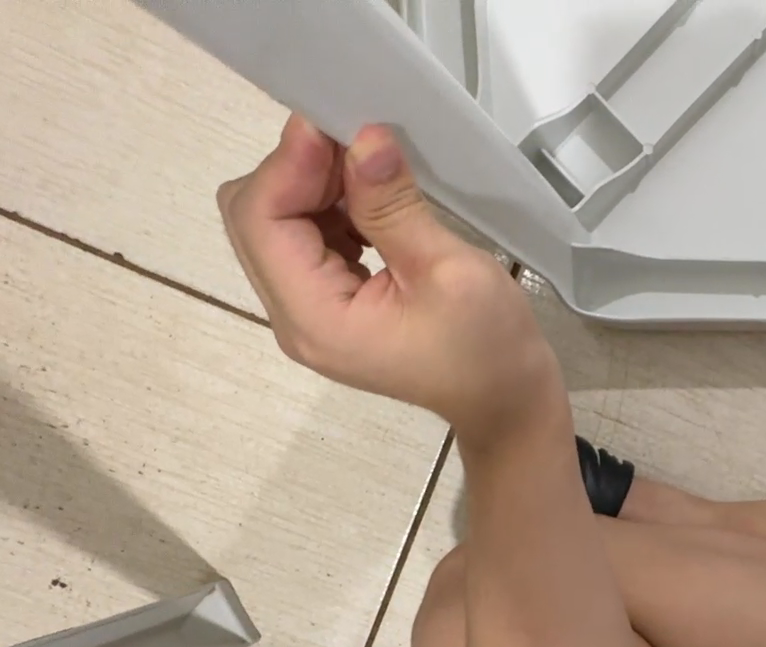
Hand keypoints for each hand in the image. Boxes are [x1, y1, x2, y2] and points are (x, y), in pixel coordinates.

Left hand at [218, 114, 559, 441]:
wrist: (508, 402)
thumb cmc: (491, 348)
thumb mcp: (451, 272)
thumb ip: (395, 206)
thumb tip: (364, 137)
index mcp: (319, 319)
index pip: (262, 220)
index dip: (290, 164)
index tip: (335, 124)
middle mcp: (297, 321)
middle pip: (256, 220)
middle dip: (299, 174)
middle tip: (359, 149)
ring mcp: (311, 319)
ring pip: (277, 228)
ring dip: (316, 191)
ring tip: (372, 176)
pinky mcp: (331, 313)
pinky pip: (307, 247)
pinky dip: (331, 214)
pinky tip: (373, 209)